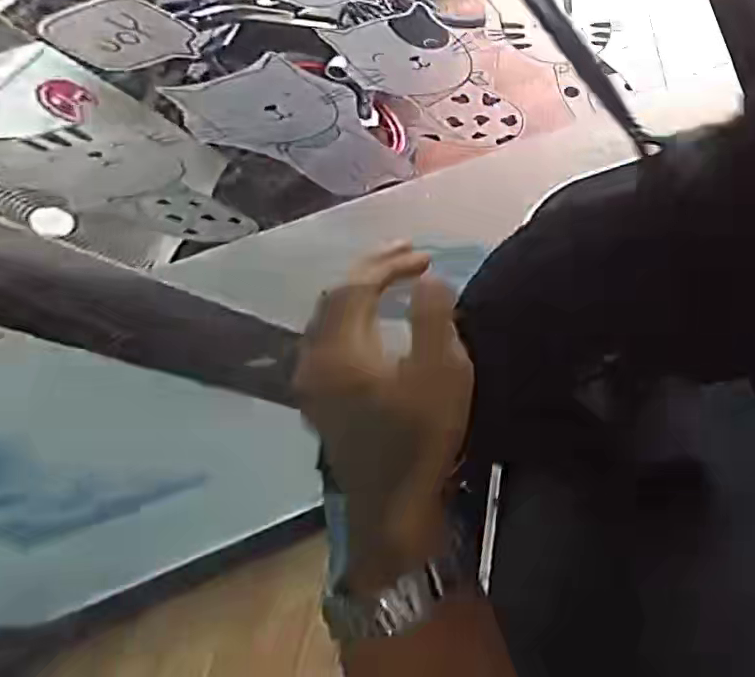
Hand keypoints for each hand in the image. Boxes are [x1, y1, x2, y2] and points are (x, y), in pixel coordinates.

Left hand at [296, 242, 472, 592]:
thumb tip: (428, 279)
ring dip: (361, 291)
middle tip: (409, 253)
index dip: (387, 265)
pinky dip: (356, 315)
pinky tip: (378, 316)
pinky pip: (331, 338)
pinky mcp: (321, 399)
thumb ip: (433, 318)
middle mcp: (313, 364)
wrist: (393, 501)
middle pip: (332, 300)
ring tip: (395, 276)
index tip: (426, 256)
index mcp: (339, 354)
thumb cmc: (423, 432)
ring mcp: (312, 385)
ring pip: (328, 320)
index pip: (352, 290)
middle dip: (370, 270)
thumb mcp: (442, 370)